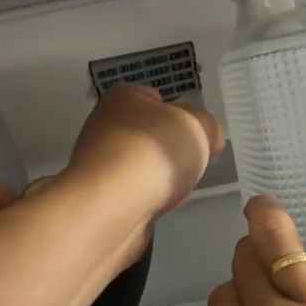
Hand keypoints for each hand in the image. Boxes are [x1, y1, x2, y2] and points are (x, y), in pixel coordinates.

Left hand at [64, 84, 222, 223]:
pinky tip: (159, 208)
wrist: (111, 207)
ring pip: (140, 167)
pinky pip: (132, 195)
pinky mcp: (99, 198)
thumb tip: (208, 136)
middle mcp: (103, 127)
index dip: (177, 113)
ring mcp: (97, 165)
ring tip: (177, 190)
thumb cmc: (154, 153)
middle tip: (190, 163)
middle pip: (147, 135)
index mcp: (123, 99)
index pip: (152, 97)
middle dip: (170, 151)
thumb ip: (208, 126)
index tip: (195, 134)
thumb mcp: (198, 126)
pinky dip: (147, 201)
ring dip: (159, 179)